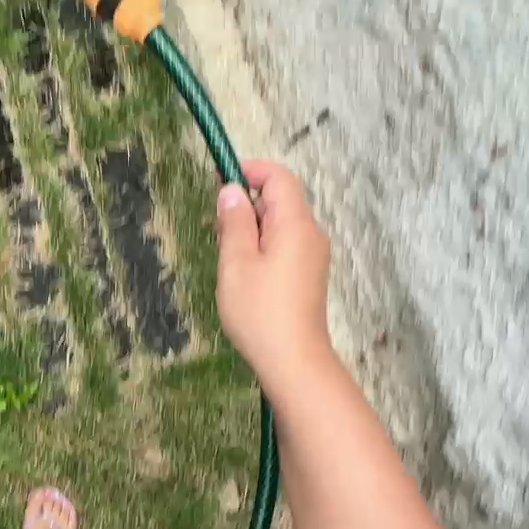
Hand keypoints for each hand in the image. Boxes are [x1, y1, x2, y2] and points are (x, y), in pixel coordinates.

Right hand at [214, 160, 332, 385]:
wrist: (292, 358)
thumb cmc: (259, 311)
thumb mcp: (236, 265)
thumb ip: (233, 225)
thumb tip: (231, 192)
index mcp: (295, 224)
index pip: (279, 179)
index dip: (251, 171)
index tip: (220, 179)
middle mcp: (310, 233)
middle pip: (281, 201)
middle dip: (247, 203)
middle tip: (215, 227)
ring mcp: (313, 256)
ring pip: (281, 226)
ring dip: (252, 229)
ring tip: (226, 255)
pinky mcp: (308, 276)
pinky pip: (285, 247)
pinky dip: (262, 247)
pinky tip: (243, 273)